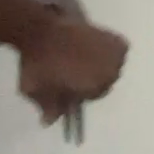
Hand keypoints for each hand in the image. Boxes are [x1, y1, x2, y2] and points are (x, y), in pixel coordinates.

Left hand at [16, 10, 128, 125]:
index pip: (93, 96)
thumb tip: (52, 122)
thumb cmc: (38, 62)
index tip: (66, 83)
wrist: (42, 31)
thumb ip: (47, 106)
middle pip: (106, 82)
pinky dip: (109, 53)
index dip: (78, 91)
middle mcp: (112, 75)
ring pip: (113, 67)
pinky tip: (91, 48)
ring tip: (81, 56)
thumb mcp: (34, 89)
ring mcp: (118, 57)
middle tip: (73, 69)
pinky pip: (118, 53)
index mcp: (94, 88)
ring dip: (101, 65)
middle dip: (92, 78)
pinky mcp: (119, 42)